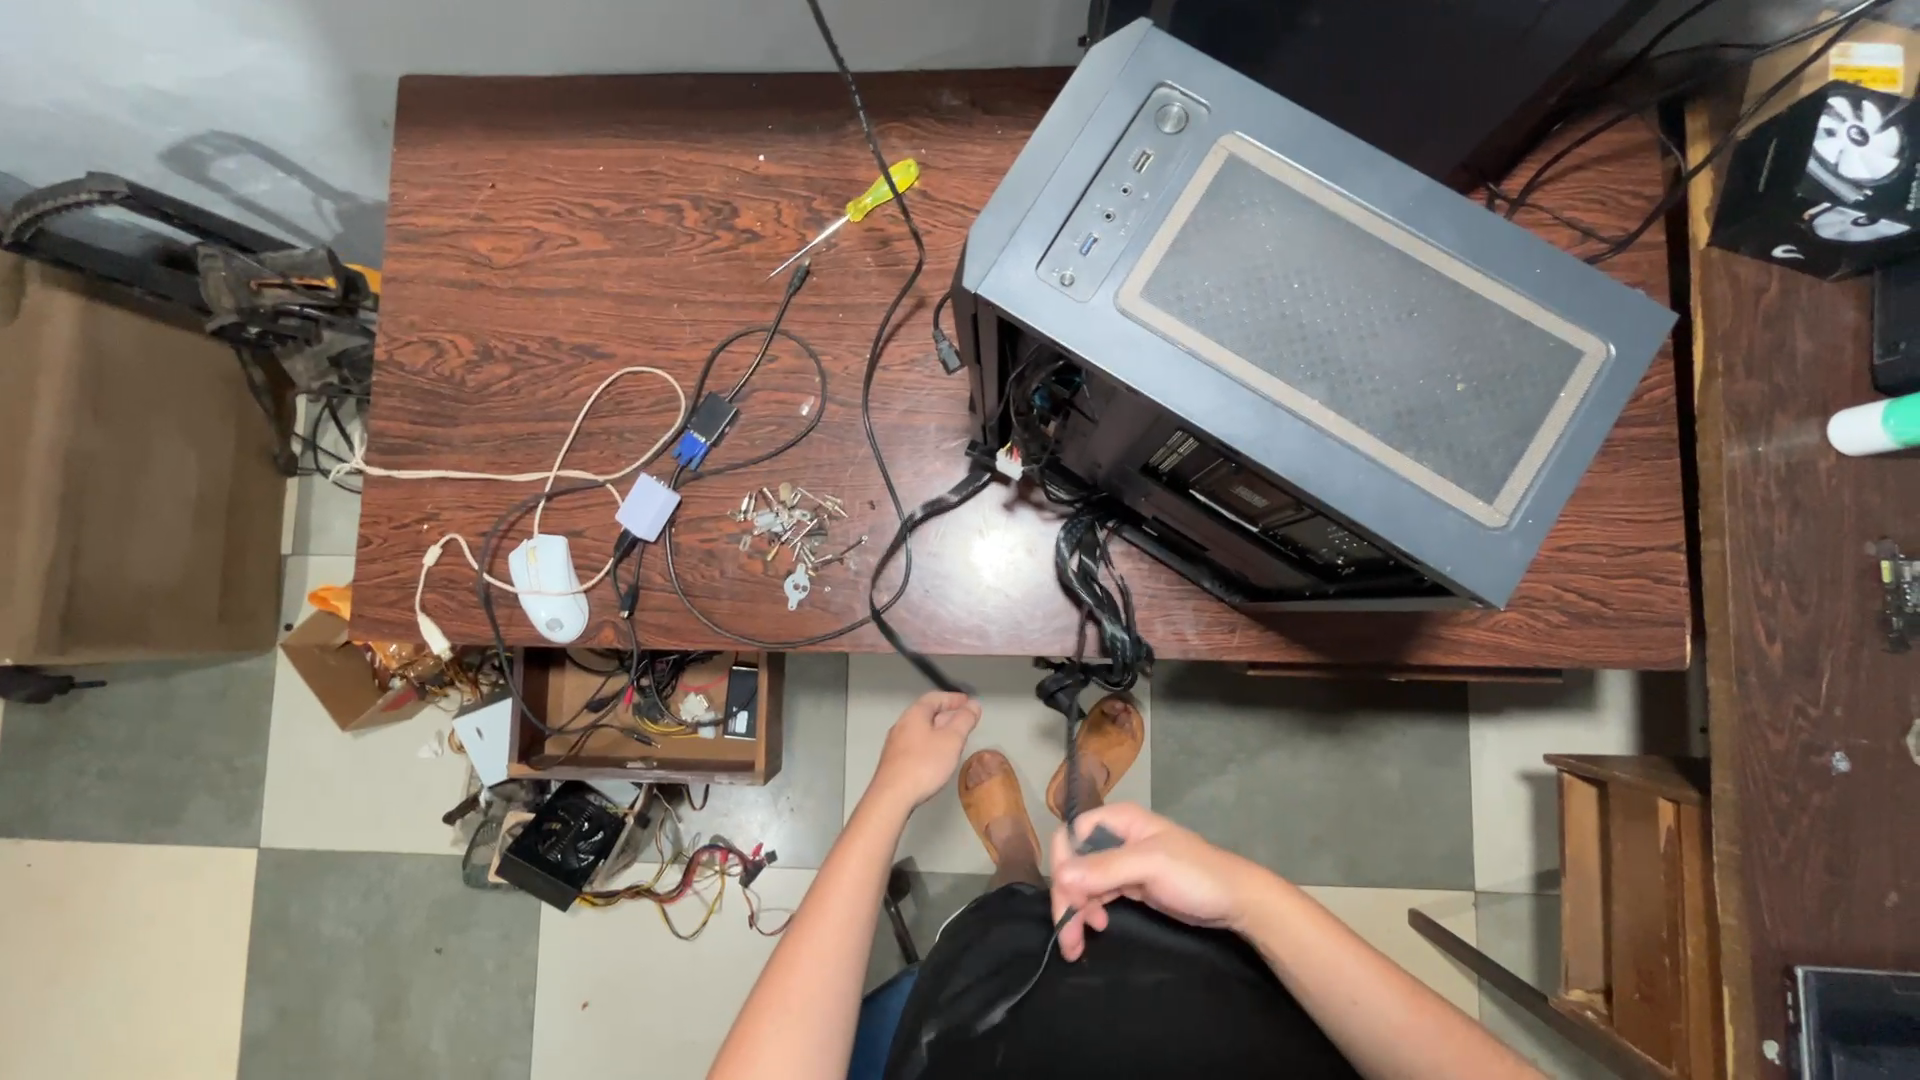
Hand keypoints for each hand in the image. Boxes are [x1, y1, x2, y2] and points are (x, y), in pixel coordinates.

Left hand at [866, 691, 980, 813]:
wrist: (892, 797)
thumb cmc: (924, 764)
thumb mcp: (951, 740)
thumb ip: (964, 720)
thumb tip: (973, 705)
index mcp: (914, 714)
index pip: (935, 698)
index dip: (953, 698)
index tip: (968, 702)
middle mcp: (902, 725)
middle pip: (927, 713)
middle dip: (948, 714)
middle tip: (965, 720)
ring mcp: (895, 744)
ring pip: (921, 730)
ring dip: (939, 730)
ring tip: (955, 739)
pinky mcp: (894, 762)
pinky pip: (916, 744)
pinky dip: (930, 744)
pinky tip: (938, 757)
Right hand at [1049, 802, 1267, 961]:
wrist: (1236, 901)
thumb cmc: (1195, 874)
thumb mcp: (1150, 866)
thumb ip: (1105, 869)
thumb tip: (1059, 876)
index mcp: (1118, 820)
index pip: (1072, 836)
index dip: (1064, 865)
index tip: (1068, 898)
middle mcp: (1115, 837)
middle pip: (1073, 862)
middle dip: (1067, 897)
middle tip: (1068, 935)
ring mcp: (1121, 862)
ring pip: (1082, 882)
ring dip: (1076, 911)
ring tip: (1076, 945)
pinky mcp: (1129, 884)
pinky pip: (1097, 895)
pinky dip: (1090, 912)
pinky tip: (1097, 928)